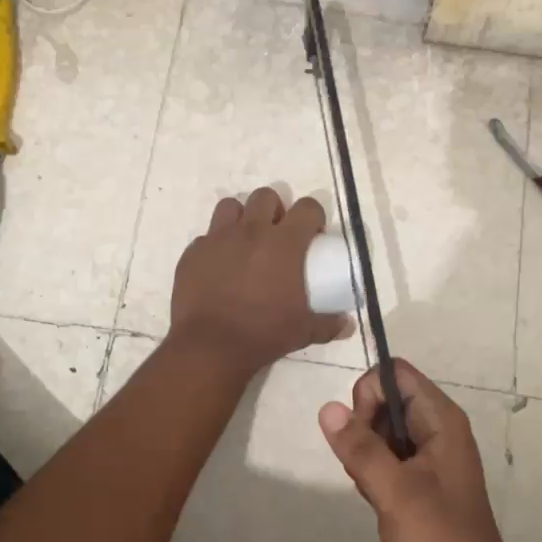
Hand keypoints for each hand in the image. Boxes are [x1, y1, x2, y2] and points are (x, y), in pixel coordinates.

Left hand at [170, 188, 348, 374]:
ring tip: (245, 241)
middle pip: (266, 196)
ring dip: (241, 217)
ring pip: (230, 206)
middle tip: (277, 234)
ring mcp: (219, 238)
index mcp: (284, 243)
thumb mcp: (304, 331)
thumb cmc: (264, 333)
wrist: (211, 345)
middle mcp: (251, 231)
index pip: (307, 207)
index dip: (313, 216)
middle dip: (275, 210)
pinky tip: (219, 266)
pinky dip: (216, 245)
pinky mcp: (193, 252)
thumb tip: (347, 324)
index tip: (313, 233)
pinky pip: (206, 237)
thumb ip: (328, 324)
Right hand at [320, 360, 520, 541]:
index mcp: (441, 420)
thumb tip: (327, 408)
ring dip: (366, 453)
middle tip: (367, 471)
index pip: (395, 373)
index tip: (362, 435)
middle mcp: (437, 429)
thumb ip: (360, 448)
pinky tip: (379, 501)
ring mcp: (430, 455)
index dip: (369, 394)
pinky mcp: (421, 479)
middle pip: (385, 398)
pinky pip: (387, 456)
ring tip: (376, 492)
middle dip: (363, 427)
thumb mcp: (395, 492)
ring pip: (381, 429)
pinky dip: (374, 472)